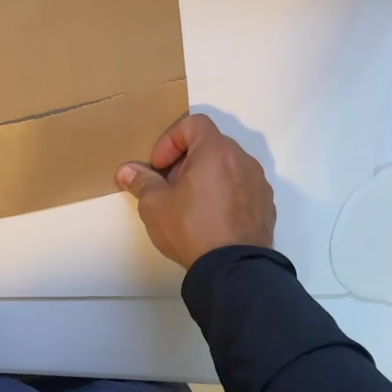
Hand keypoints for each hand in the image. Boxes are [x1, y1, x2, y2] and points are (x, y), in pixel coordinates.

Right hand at [115, 113, 275, 267]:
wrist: (233, 268)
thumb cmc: (190, 228)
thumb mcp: (154, 205)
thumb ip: (141, 182)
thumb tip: (126, 170)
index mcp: (215, 151)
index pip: (193, 123)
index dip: (170, 140)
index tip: (158, 167)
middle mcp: (242, 159)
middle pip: (211, 145)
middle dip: (186, 161)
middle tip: (169, 187)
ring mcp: (258, 182)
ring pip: (228, 167)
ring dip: (206, 178)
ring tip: (190, 205)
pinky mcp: (265, 205)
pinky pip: (241, 188)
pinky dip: (224, 195)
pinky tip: (211, 220)